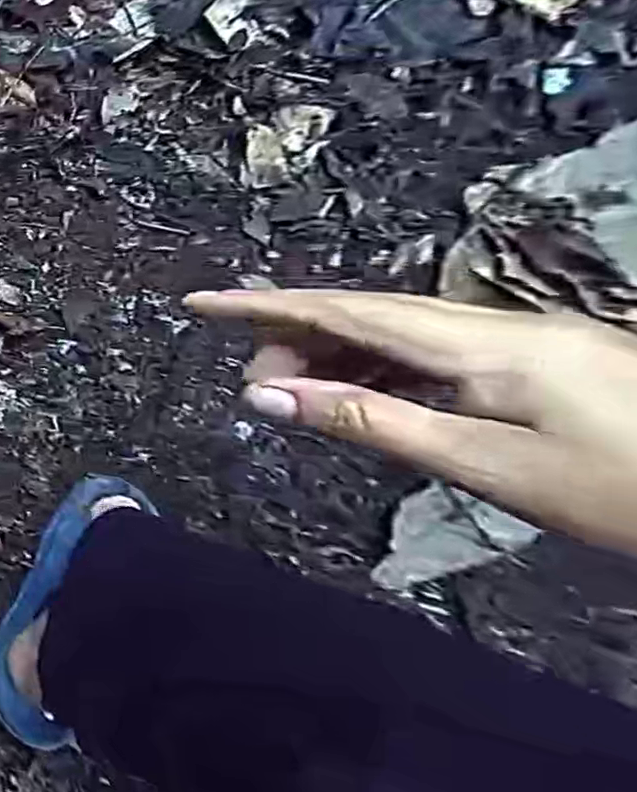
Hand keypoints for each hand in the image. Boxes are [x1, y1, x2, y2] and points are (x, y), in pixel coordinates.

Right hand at [186, 290, 636, 556]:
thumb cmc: (636, 488)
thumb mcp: (491, 464)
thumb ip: (372, 422)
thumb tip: (267, 397)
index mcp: (481, 344)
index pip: (342, 310)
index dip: (262, 304)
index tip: (198, 302)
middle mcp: (494, 328)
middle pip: (364, 313)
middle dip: (292, 336)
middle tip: (256, 383)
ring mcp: (519, 341)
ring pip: (392, 330)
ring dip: (332, 354)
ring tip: (296, 391)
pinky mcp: (536, 361)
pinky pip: (426, 349)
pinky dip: (375, 367)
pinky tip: (360, 392)